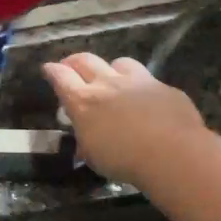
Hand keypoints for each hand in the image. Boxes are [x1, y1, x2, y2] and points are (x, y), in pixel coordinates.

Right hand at [42, 53, 212, 184]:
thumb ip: (86, 138)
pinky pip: (146, 79)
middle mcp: (107, 84)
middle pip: (86, 61)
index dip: (52, 71)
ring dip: (110, 68)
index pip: (61, 77)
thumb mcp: (92, 154)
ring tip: (111, 78)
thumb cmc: (122, 159)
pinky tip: (143, 100)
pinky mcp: (162, 86)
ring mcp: (138, 81)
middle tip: (70, 66)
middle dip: (74, 61)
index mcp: (83, 102)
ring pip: (119, 62)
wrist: (172, 153)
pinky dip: (138, 86)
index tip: (48, 69)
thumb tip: (86, 137)